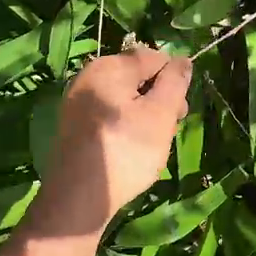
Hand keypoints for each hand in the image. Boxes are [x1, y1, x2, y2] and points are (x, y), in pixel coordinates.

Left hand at [40, 45, 191, 233]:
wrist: (77, 198)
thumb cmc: (125, 151)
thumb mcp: (161, 114)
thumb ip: (174, 82)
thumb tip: (183, 60)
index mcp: (110, 66)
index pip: (154, 58)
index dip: (173, 80)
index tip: (180, 112)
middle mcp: (89, 75)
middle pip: (137, 77)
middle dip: (157, 100)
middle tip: (167, 131)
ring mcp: (77, 101)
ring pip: (123, 98)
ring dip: (142, 116)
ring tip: (148, 146)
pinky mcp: (72, 124)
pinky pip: (107, 114)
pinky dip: (123, 127)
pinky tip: (127, 151)